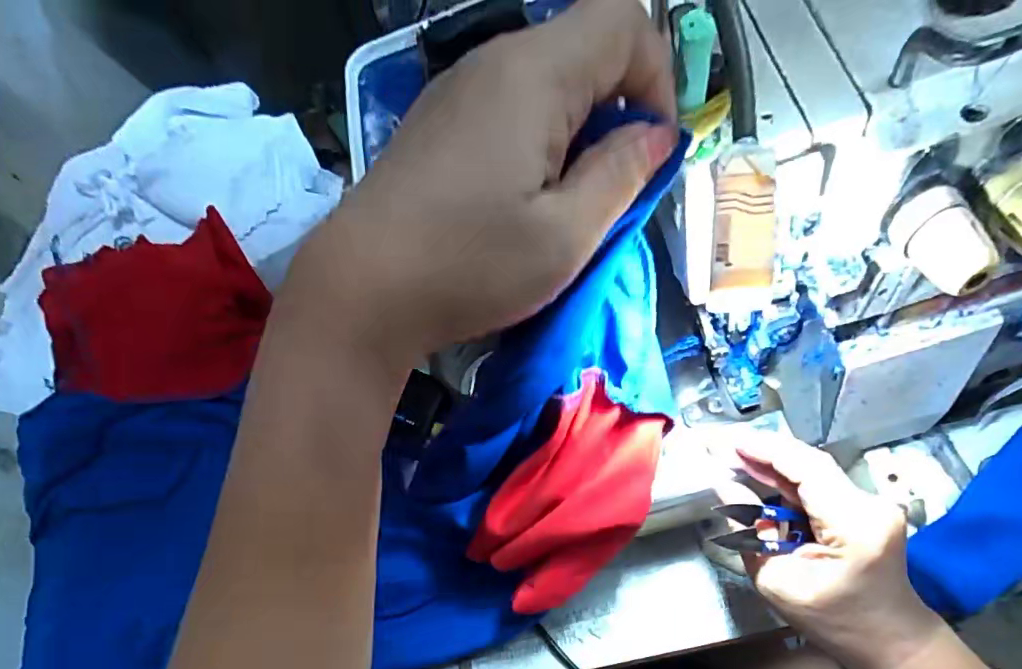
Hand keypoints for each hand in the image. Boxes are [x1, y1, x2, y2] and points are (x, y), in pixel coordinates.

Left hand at [287, 0, 677, 363]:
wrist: (363, 290)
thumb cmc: (470, 266)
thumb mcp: (565, 236)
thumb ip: (620, 177)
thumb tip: (658, 137)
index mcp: (533, 75)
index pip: (623, 23)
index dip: (658, 79)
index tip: (653, 152)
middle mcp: (493, 64)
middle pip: (584, 52)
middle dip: (618, 116)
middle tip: (612, 195)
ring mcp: (459, 93)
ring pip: (548, 87)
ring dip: (578, 139)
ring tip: (566, 210)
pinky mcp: (440, 127)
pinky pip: (510, 114)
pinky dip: (539, 149)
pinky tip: (522, 206)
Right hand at [724, 431, 949, 668]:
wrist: (892, 641)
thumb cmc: (836, 624)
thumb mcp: (779, 584)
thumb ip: (751, 535)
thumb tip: (728, 490)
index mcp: (853, 523)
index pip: (806, 469)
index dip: (765, 451)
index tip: (728, 443)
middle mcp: (870, 504)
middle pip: (812, 465)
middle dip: (766, 455)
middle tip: (724, 449)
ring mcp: (873, 505)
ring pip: (816, 475)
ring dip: (776, 470)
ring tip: (737, 463)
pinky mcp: (868, 512)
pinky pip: (823, 490)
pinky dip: (791, 486)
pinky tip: (764, 483)